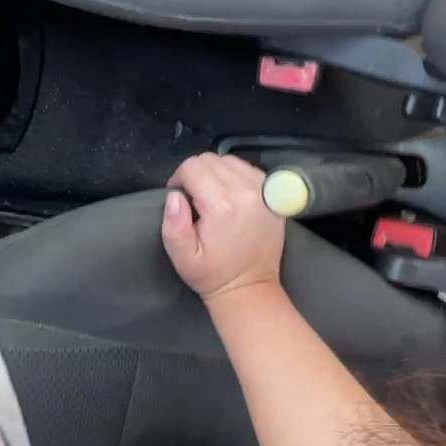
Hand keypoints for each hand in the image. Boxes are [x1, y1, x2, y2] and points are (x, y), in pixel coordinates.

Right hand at [162, 153, 286, 303]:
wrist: (251, 286)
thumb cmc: (212, 274)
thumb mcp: (182, 257)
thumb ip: (173, 225)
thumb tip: (174, 196)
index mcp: (222, 206)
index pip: (192, 167)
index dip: (178, 180)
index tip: (180, 200)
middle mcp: (245, 191)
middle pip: (210, 159)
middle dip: (195, 175)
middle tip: (194, 200)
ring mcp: (263, 189)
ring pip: (228, 160)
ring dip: (214, 173)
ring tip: (211, 197)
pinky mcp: (272, 193)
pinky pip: (246, 168)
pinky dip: (233, 175)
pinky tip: (229, 195)